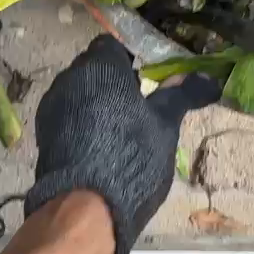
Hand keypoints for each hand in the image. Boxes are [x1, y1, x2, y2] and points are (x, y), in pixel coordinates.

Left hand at [24, 36, 220, 253]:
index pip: (114, 45)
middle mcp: (71, 75)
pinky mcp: (44, 128)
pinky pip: (67, 112)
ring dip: (97, 100)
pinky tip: (98, 146)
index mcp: (101, 65)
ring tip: (120, 129)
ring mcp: (53, 102)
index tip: (147, 79)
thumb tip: (210, 77)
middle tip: (138, 106)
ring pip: (79, 90)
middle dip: (114, 80)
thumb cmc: (132, 156)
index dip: (131, 59)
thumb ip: (182, 94)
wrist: (84, 207)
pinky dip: (81, 120)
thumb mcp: (164, 125)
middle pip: (95, 67)